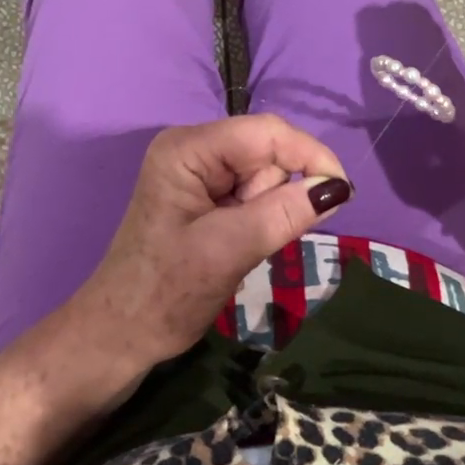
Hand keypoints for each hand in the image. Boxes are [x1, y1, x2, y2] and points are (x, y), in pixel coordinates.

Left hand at [65, 115, 351, 368]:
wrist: (122, 333)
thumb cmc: (166, 293)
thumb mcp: (228, 251)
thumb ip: (283, 213)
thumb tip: (338, 187)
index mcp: (187, 148)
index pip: (266, 131)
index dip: (308, 154)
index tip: (343, 193)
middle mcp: (192, 147)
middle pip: (266, 151)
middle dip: (276, 193)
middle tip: (249, 237)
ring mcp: (197, 170)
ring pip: (264, 174)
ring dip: (267, 210)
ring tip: (236, 245)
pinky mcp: (204, 193)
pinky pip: (252, 193)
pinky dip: (257, 218)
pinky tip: (236, 242)